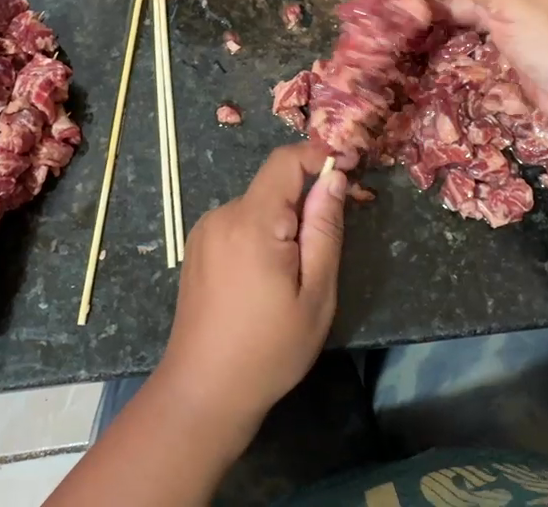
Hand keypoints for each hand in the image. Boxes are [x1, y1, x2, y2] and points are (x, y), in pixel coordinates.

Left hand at [153, 143, 348, 429]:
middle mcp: (223, 215)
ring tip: (295, 274)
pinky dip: (262, 234)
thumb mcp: (316, 294)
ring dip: (283, 221)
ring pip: (257, 206)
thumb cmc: (269, 349)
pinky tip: (265, 279)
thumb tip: (335, 177)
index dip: (319, 155)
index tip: (349, 168)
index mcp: (253, 221)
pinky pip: (239, 224)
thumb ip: (325, 229)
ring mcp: (205, 231)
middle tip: (329, 240)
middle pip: (273, 185)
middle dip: (305, 200)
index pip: (285, 161)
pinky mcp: (198, 248)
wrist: (202, 392)